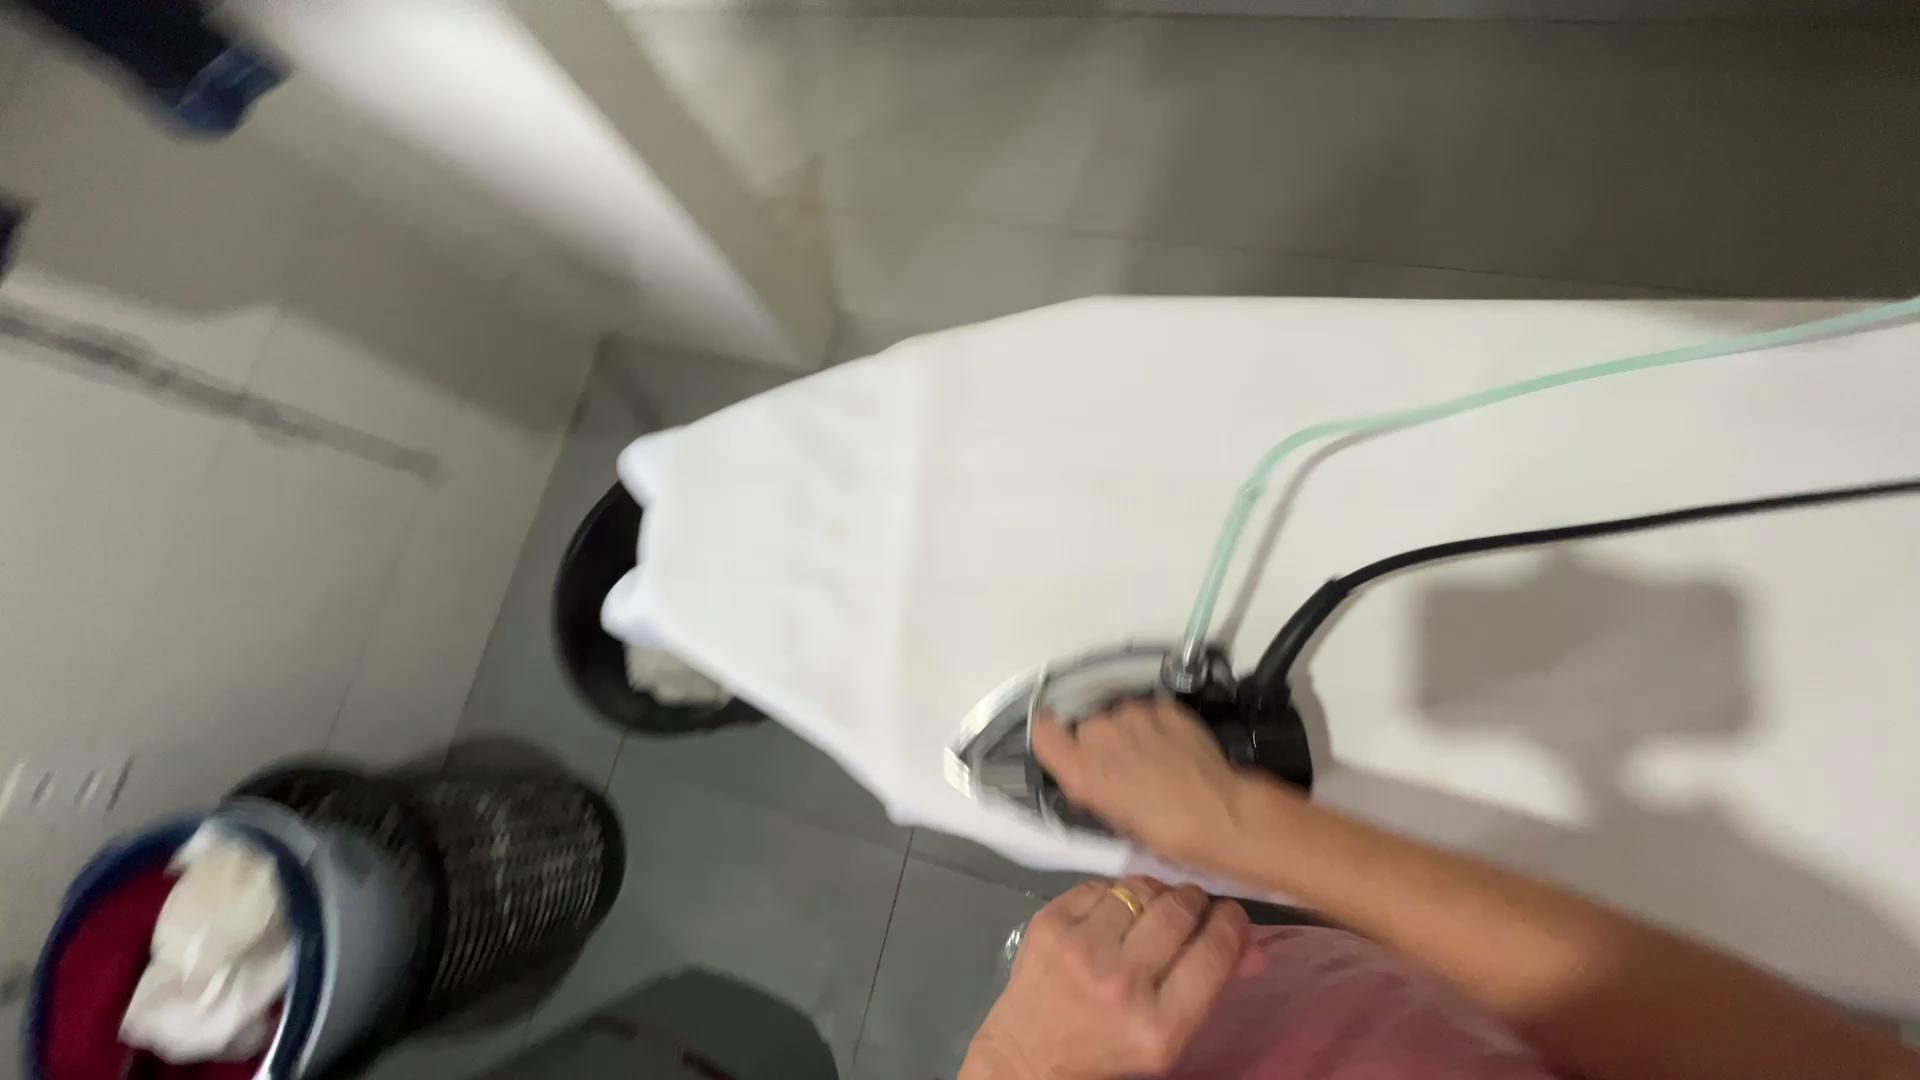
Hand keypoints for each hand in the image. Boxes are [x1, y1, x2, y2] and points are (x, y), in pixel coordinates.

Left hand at [960, 877, 1250, 1079]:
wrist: (1029, 1054)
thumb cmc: (1109, 1049)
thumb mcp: (1167, 1035)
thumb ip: (1211, 987)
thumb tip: (1254, 945)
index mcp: (1158, 1026)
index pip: (1214, 954)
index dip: (1231, 924)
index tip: (1232, 914)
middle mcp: (1120, 981)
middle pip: (1178, 910)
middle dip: (1195, 900)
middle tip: (1196, 905)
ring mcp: (1080, 945)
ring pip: (1139, 887)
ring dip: (1156, 891)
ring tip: (1155, 906)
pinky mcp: (1050, 920)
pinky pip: (1101, 884)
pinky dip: (1116, 892)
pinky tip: (1117, 911)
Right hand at [1031, 698, 1250, 865]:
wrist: (1221, 813)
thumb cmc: (1165, 832)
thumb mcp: (1115, 820)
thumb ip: (1092, 789)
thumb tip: (1090, 777)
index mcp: (1081, 767)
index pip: (1043, 731)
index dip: (1054, 738)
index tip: (1066, 748)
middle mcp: (1099, 732)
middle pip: (1086, 726)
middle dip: (1102, 742)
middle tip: (1124, 768)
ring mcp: (1133, 714)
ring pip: (1119, 717)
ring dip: (1130, 732)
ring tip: (1155, 758)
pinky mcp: (1163, 706)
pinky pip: (1150, 713)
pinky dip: (1157, 726)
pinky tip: (1174, 748)